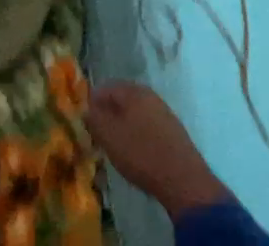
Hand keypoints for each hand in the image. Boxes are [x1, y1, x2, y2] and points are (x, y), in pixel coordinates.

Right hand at [83, 82, 228, 219]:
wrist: (184, 180)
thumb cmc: (141, 154)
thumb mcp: (109, 136)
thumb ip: (93, 118)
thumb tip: (86, 108)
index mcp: (133, 91)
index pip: (105, 87)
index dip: (91, 102)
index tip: (84, 121)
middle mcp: (150, 96)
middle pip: (121, 98)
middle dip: (107, 113)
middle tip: (98, 133)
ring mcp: (164, 112)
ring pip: (135, 112)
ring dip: (122, 124)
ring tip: (115, 144)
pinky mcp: (173, 131)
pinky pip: (147, 125)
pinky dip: (137, 133)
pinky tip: (135, 151)